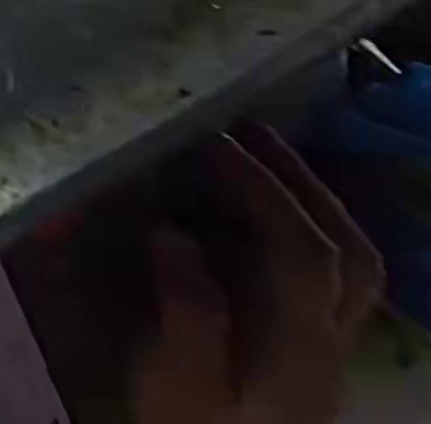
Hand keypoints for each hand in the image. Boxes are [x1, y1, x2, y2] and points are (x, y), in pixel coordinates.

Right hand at [131, 124, 383, 423]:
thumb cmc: (190, 422)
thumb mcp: (178, 373)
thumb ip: (186, 309)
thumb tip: (171, 232)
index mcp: (295, 336)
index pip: (298, 246)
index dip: (261, 186)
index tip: (209, 139)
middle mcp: (326, 333)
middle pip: (345, 249)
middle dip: (302, 182)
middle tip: (249, 129)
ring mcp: (323, 341)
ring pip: (352, 263)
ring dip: (315, 200)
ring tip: (264, 156)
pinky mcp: (304, 343)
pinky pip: (330, 275)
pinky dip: (308, 229)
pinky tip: (265, 212)